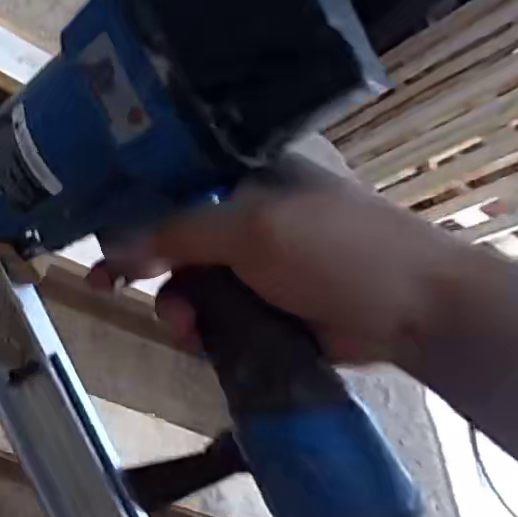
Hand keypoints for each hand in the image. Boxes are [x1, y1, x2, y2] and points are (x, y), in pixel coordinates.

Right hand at [87, 153, 472, 366]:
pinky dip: (197, 326)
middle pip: (170, 235)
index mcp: (249, 177)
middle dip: (142, 265)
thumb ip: (177, 233)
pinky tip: (198, 340)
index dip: (131, 205)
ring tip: (183, 327)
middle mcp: (246, 214)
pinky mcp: (261, 302)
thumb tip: (113, 248)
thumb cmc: (339, 251)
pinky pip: (209, 310)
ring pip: (185, 279)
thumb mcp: (252, 230)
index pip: (172, 181)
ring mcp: (254, 261)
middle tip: (103, 285)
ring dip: (174, 304)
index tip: (99, 233)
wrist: (418, 314)